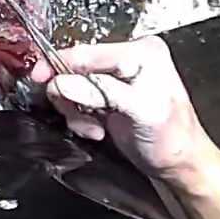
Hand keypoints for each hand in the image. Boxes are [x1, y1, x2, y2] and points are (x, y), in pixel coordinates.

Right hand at [30, 36, 211, 183]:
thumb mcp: (142, 111)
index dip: (60, 64)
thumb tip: (64, 83)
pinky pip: (77, 100)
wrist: (180, 166)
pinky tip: (97, 129)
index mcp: (141, 52)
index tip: (40, 77)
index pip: (89, 53)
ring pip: (72, 86)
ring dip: (76, 112)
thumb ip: (102, 93)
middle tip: (80, 117)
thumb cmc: (174, 139)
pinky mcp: (107, 96)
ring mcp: (116, 78)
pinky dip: (80, 118)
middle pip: (75, 68)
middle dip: (72, 97)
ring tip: (95, 128)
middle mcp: (128, 59)